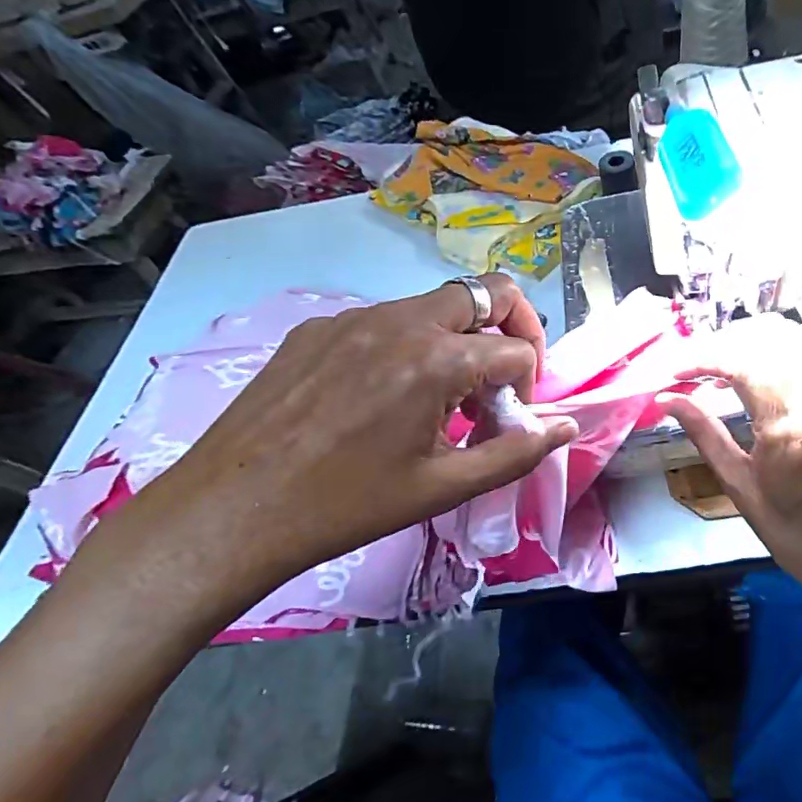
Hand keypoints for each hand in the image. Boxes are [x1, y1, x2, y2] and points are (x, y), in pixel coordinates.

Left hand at [71, 274, 576, 624]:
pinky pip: (382, 322)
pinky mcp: (317, 329)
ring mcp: (353, 318)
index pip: (517, 349)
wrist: (235, 509)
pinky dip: (406, 347)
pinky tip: (377, 400)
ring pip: (432, 307)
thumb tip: (565, 427)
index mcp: (437, 360)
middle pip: (484, 293)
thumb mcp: (441, 488)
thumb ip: (515, 453)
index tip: (512, 421)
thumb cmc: (347, 505)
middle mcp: (399, 321)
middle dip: (508, 330)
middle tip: (497, 383)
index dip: (530, 384)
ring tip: (435, 402)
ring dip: (457, 341)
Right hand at [664, 315, 801, 612]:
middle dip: (722, 346)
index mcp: (789, 431)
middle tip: (690, 364)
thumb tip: (665, 399)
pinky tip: (753, 353)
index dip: (704, 360)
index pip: (744, 368)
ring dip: (749, 339)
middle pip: (766, 346)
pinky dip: (777, 343)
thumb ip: (703, 432)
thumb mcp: (736, 483)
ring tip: (716, 356)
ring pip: (791, 340)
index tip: (676, 372)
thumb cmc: (786, 527)